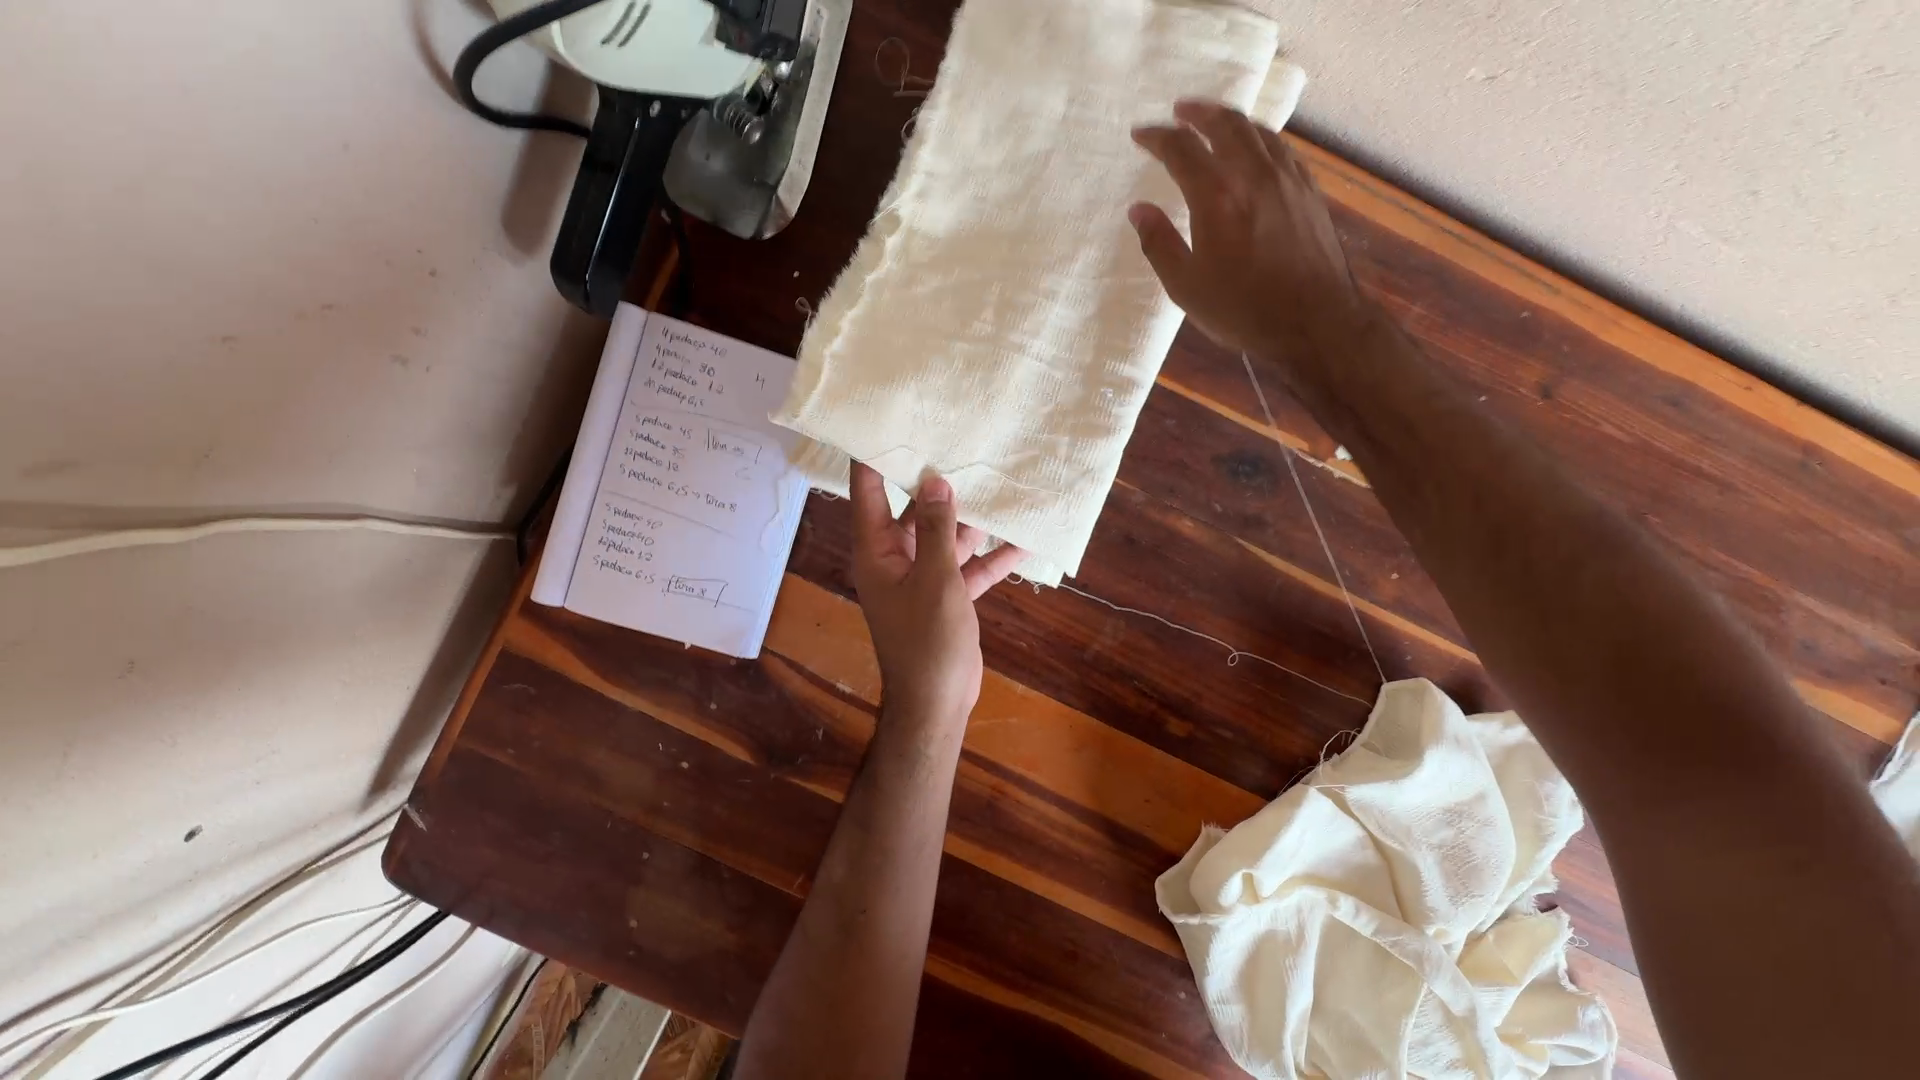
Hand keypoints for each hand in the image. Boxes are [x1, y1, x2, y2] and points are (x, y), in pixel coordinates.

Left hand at [849, 462, 1026, 727]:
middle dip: (936, 481)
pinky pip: (968, 567)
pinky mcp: (946, 595)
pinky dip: (991, 557)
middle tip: (959, 439)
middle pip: (912, 508)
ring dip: (971, 519)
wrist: (937, 703)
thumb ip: (937, 529)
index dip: (874, 455)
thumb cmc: (926, 641)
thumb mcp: (935, 579)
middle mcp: (893, 557)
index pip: (867, 490)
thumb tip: (936, 480)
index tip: (887, 419)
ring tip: (998, 481)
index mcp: (876, 550)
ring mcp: (920, 577)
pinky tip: (1024, 540)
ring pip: (945, 536)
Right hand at [1129, 100, 1373, 362]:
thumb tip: (1139, 210)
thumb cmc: (1242, 310)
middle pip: (1224, 124)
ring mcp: (1287, 180)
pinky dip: (1260, 139)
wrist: (1314, 323)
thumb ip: (1158, 243)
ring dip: (1231, 120)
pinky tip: (1256, 150)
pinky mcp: (1309, 192)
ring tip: (1215, 122)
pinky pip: (1281, 149)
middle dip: (1198, 113)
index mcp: (1217, 196)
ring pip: (1258, 131)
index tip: (1140, 136)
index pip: (1181, 149)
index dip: (1157, 137)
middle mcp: (1254, 175)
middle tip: (1180, 111)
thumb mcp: (1186, 286)